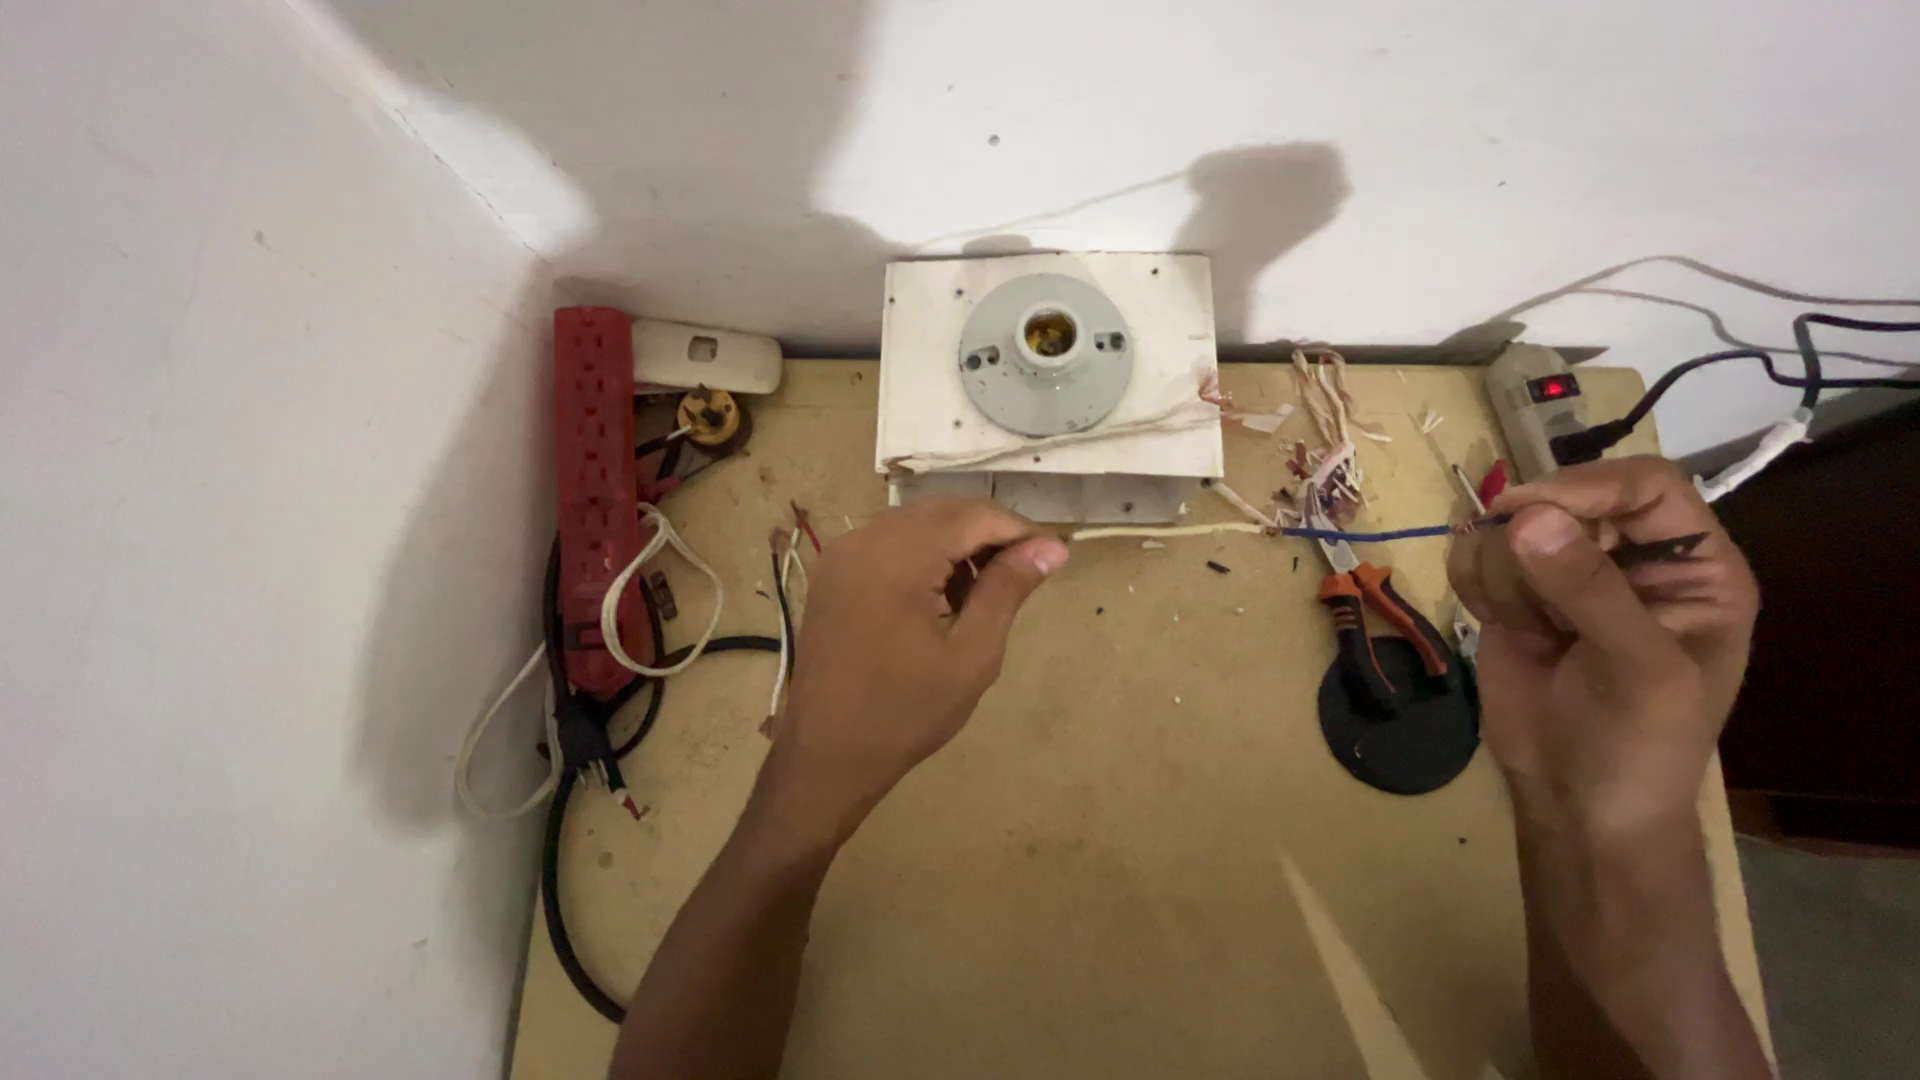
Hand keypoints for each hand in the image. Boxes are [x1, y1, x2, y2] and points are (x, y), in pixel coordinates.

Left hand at [752, 497, 1067, 848]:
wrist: (826, 755)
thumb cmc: (905, 713)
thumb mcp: (971, 655)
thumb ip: (1007, 590)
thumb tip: (1052, 548)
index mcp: (897, 557)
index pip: (972, 516)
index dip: (1018, 529)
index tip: (1053, 556)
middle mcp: (864, 539)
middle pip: (943, 511)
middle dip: (989, 533)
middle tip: (1025, 572)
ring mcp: (842, 553)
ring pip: (916, 522)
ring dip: (957, 542)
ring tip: (985, 590)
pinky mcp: (833, 571)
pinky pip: (889, 542)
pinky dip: (924, 553)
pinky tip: (943, 593)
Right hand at [1447, 456, 1758, 840]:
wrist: (1574, 800)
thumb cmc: (1638, 742)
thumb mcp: (1637, 668)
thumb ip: (1589, 590)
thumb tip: (1524, 517)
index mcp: (1690, 568)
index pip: (1645, 486)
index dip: (1588, 487)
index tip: (1527, 513)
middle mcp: (1624, 561)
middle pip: (1560, 499)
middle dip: (1530, 546)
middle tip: (1527, 605)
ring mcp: (1559, 578)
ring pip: (1505, 528)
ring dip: (1500, 576)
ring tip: (1527, 630)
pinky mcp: (1508, 597)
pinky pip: (1471, 555)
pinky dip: (1470, 582)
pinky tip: (1493, 621)